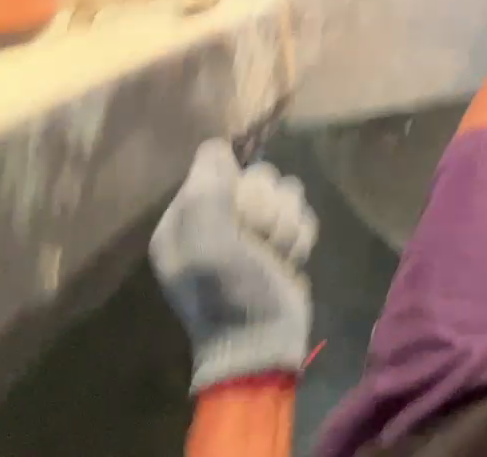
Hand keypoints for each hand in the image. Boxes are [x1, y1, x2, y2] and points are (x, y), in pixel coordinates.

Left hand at [151, 139, 317, 391]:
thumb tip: (215, 145)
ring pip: (285, 192)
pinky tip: (290, 261)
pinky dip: (300, 237)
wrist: (264, 341)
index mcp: (185, 218)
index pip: (218, 167)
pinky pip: (301, 213)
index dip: (236, 188)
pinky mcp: (280, 240)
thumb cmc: (229, 294)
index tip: (235, 217)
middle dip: (268, 209)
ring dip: (287, 225)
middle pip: (259, 176)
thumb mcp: (208, 245)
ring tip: (276, 257)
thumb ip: (207, 192)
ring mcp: (249, 231)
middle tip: (258, 243)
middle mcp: (215, 219)